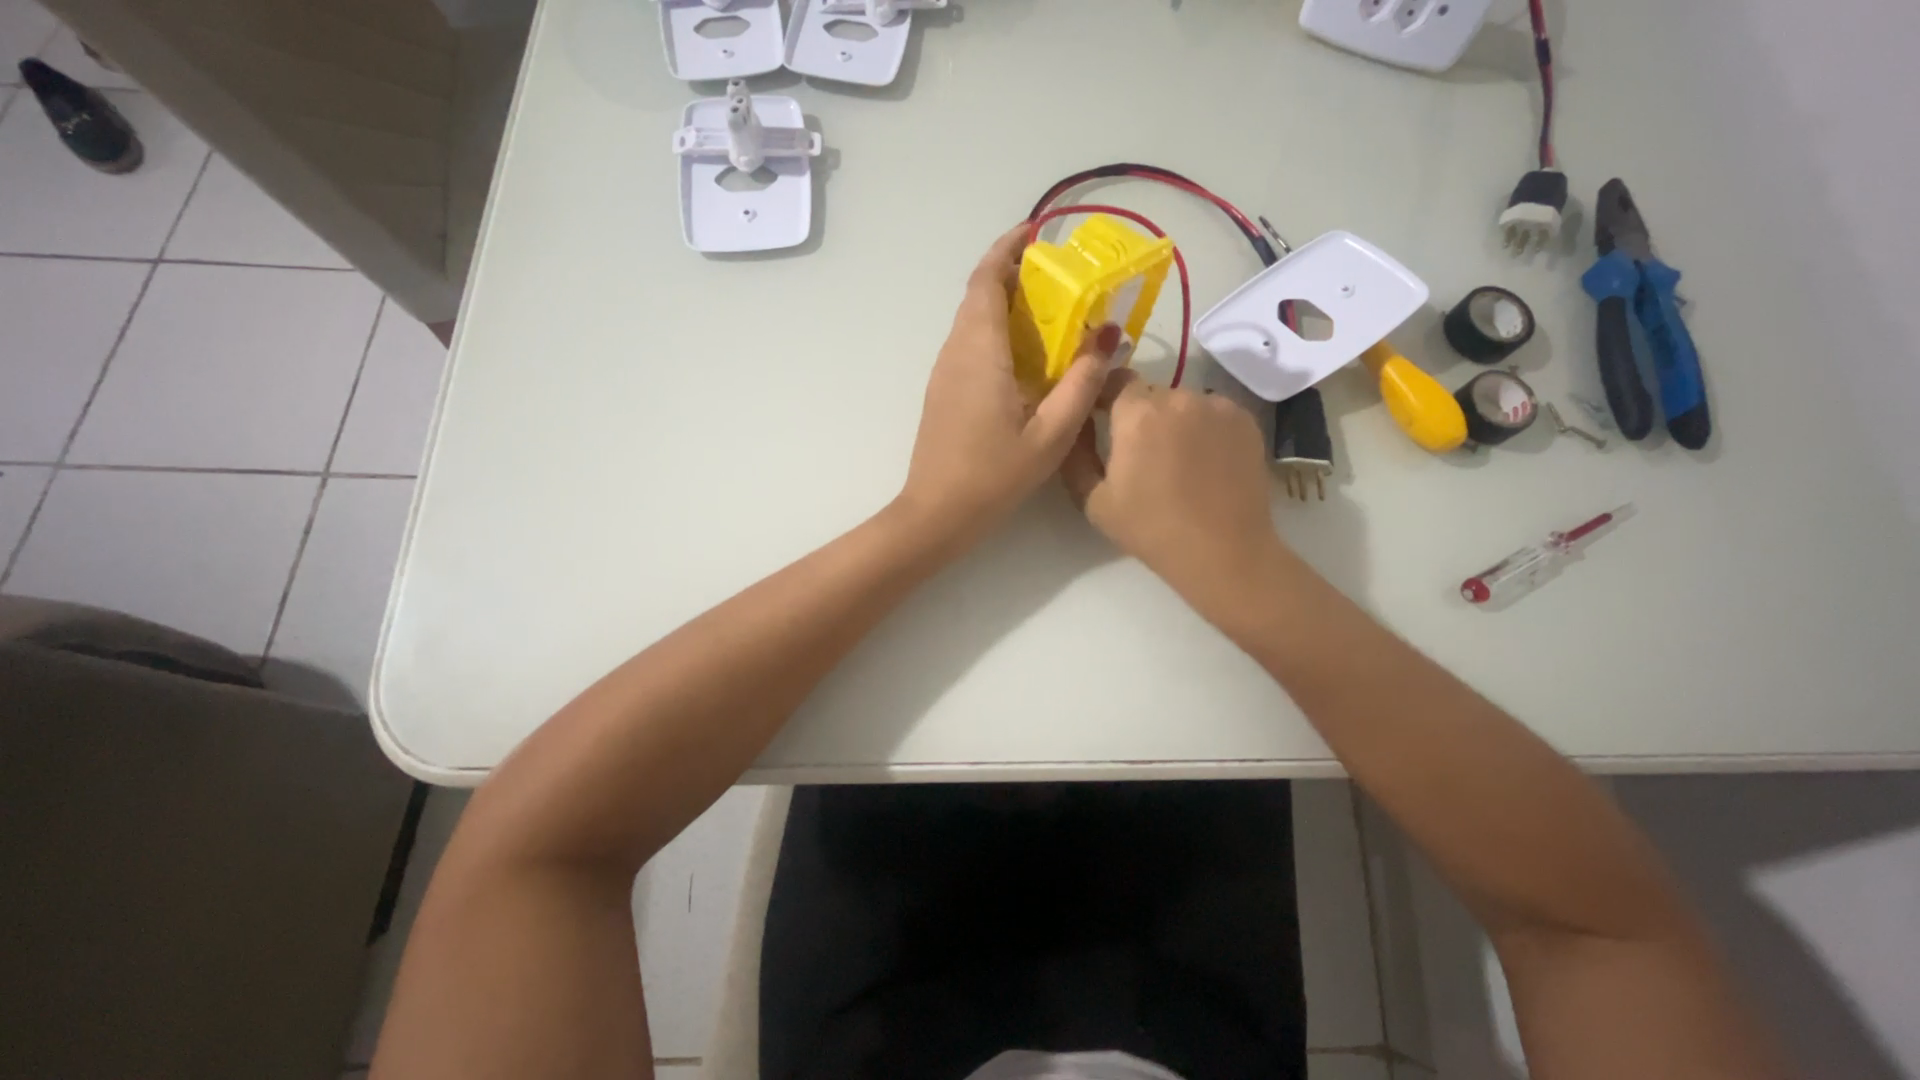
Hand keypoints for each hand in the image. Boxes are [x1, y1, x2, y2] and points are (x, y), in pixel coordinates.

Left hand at [898, 223, 1118, 544]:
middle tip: (1063, 275)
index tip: (1039, 230)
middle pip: (981, 294)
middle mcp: (956, 350)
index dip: (1009, 248)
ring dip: (1009, 304)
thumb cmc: (993, 475)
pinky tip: (1030, 356)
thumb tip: (1109, 335)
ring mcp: (945, 371)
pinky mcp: (945, 390)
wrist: (936, 514)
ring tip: (1056, 310)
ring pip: (975, 320)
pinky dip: (1000, 332)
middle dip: (1017, 273)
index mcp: (979, 350)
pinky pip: (972, 343)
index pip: (987, 279)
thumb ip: (1082, 382)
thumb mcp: (1051, 433)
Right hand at [1061, 373, 1286, 612]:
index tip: (1103, 420)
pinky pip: (1215, 413)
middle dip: (1142, 415)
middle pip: (1151, 394)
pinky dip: (1206, 428)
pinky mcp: (1246, 419)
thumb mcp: (1094, 501)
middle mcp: (1178, 397)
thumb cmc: (1152, 530)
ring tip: (1181, 461)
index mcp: (1136, 414)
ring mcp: (1217, 405)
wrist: (1224, 552)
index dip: (1105, 397)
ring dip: (1176, 421)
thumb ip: (1074, 455)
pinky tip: (1208, 462)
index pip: (1113, 381)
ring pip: (1185, 402)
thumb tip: (1074, 424)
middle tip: (1144, 454)